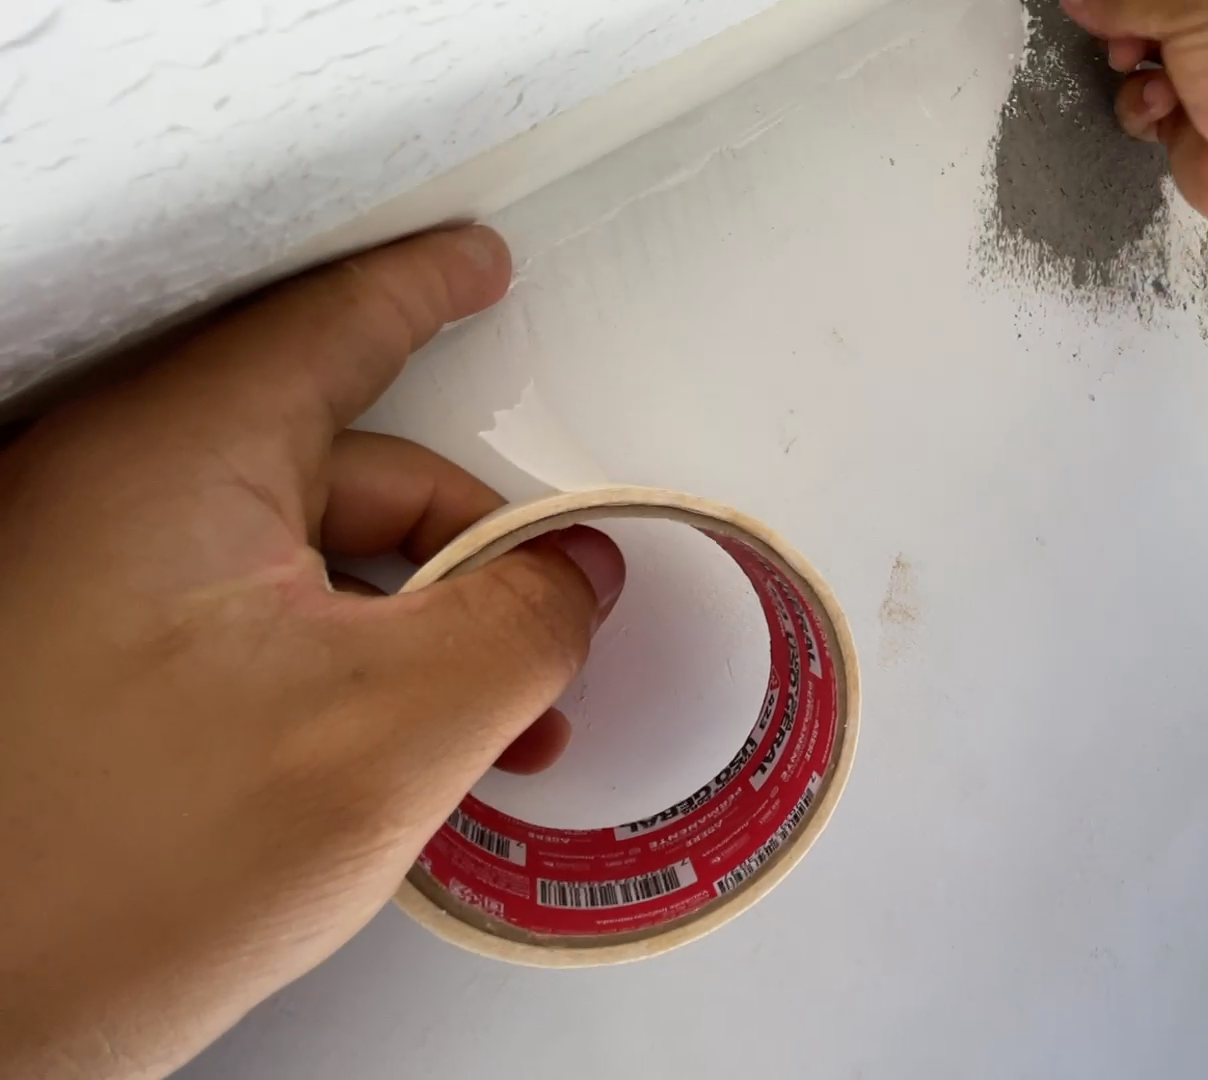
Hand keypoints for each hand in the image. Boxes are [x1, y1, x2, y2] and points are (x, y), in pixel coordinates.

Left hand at [0, 227, 625, 1079]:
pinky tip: (424, 747)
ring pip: (354, 569)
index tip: (478, 259)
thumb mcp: (390, 733)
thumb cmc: (88, 895)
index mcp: (170, 482)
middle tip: (552, 638)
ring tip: (496, 728)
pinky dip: (392, 670)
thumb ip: (526, 625)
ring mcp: (122, 593)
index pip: (329, 329)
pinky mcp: (126, 665)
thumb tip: (586, 572)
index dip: (425, 287)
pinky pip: (310, 625)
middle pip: (379, 484)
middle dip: (488, 562)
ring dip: (450, 636)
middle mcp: (127, 514)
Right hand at [1061, 0, 1207, 241]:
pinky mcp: (1184, 121)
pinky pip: (1141, 105)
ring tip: (1137, 66)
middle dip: (1126, 15)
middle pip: (1151, 8)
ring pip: (1138, 51)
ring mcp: (1202, 69)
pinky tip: (1160, 109)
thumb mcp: (1199, 6)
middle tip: (1120, 30)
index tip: (1097, 0)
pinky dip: (1141, 107)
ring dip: (1130, 58)